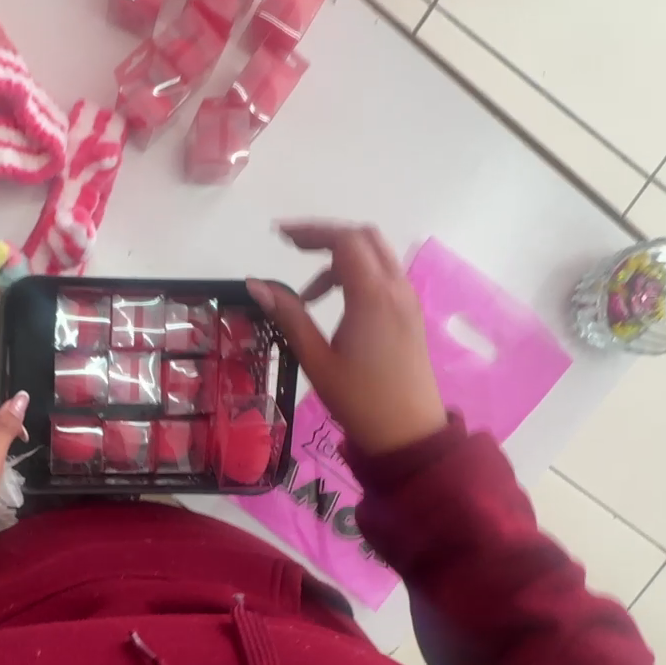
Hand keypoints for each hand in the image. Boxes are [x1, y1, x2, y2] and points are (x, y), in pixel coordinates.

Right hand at [248, 222, 446, 455]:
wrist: (407, 432)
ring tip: (307, 295)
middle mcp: (395, 288)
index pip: (343, 241)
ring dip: (340, 259)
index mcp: (371, 296)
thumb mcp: (316, 359)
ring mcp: (406, 300)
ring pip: (375, 256)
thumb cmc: (358, 399)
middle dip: (326, 236)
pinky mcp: (409, 314)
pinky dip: (356, 275)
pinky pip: (383, 276)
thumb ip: (288, 316)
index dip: (310, 231)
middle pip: (363, 238)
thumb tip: (256, 284)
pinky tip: (334, 306)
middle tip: (291, 248)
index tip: (279, 237)